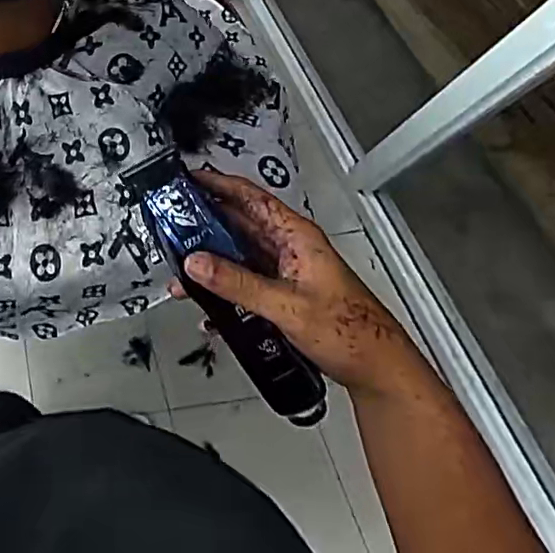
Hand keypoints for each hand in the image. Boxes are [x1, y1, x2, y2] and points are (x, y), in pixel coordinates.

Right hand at [173, 170, 422, 396]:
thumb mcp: (286, 307)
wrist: (381, 374)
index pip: (250, 197)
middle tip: (173, 224)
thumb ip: (237, 283)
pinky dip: (225, 290)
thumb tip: (196, 262)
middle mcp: (289, 247)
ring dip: (212, 262)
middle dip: (205, 224)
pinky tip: (208, 309)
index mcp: (296, 235)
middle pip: (239, 224)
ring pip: (239, 255)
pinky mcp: (284, 294)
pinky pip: (245, 282)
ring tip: (181, 270)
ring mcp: (286, 271)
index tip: (189, 179)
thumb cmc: (352, 333)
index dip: (218, 183)